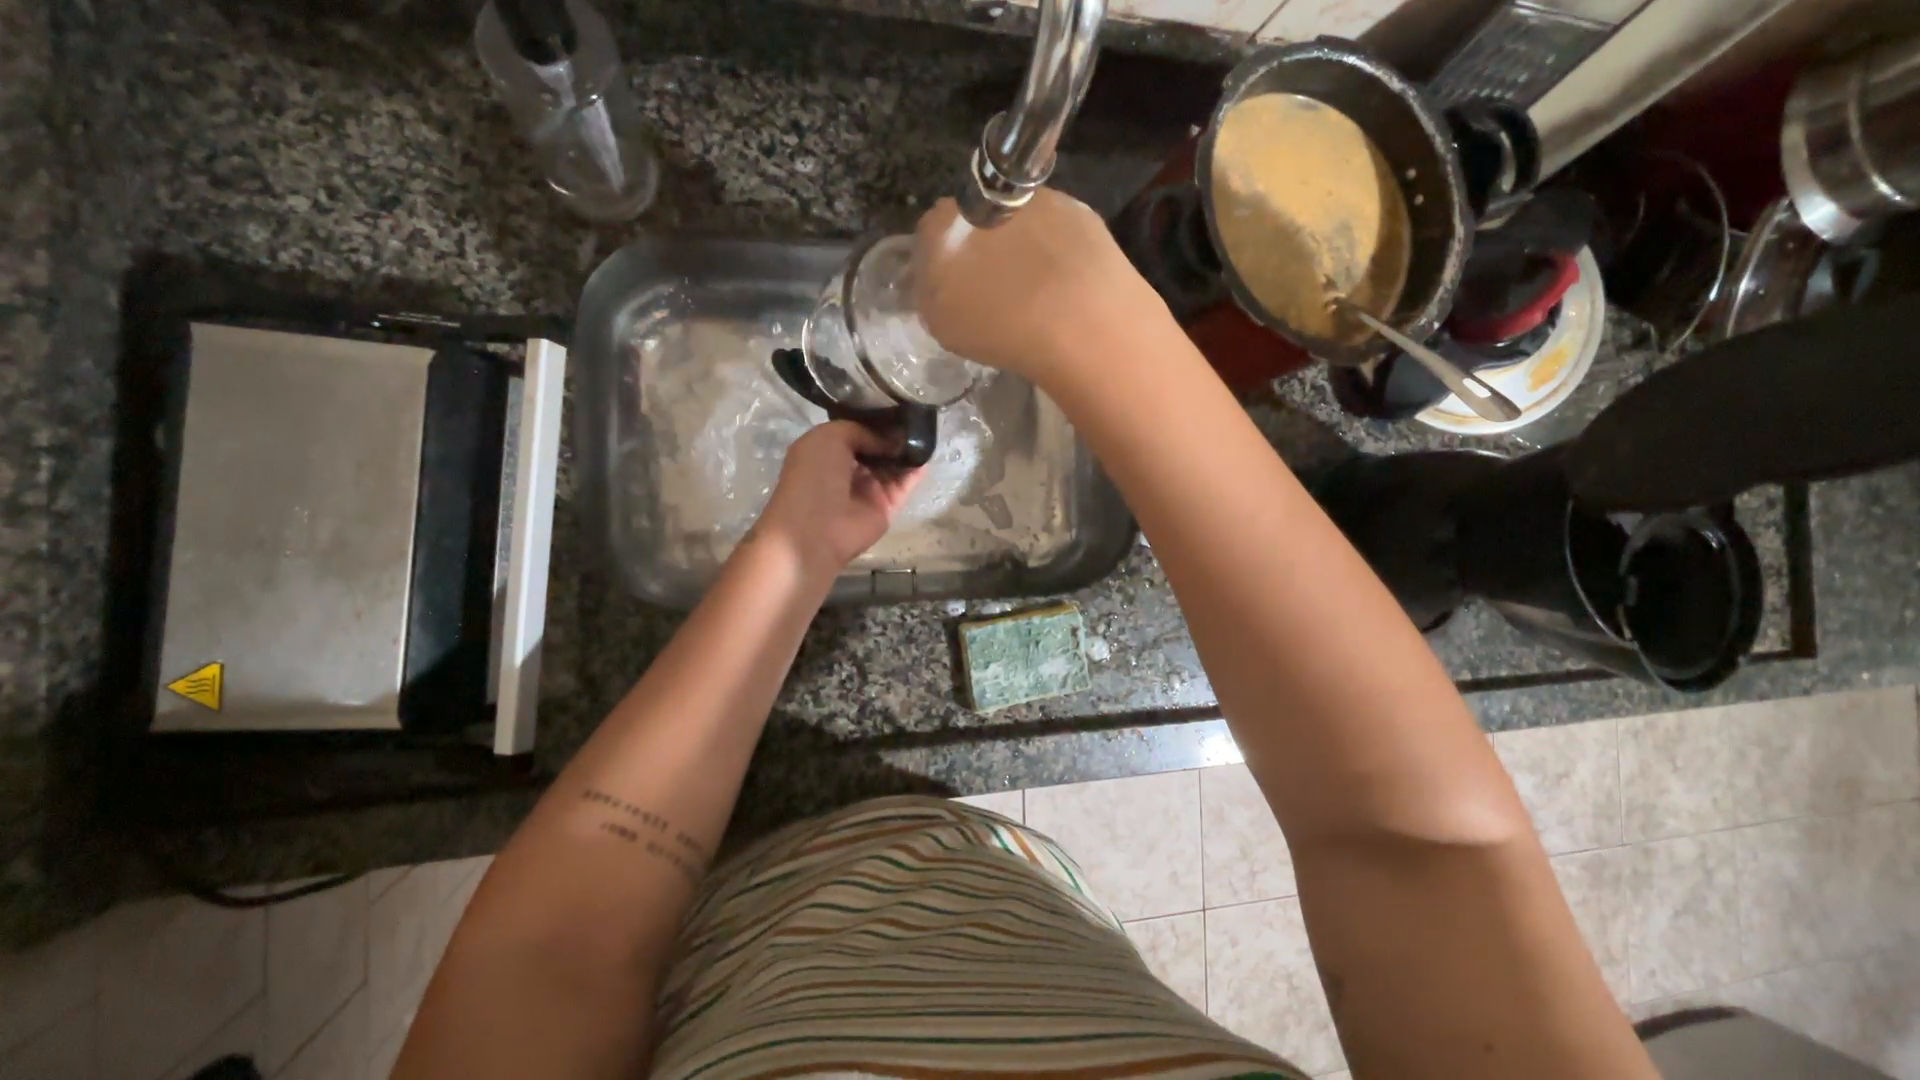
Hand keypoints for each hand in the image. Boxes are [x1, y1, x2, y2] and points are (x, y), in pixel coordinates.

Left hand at [752, 421, 923, 577]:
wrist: (816, 528)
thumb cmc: (815, 475)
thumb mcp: (829, 436)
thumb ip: (861, 430)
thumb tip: (889, 439)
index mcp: (826, 451)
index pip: (855, 432)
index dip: (873, 421)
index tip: (896, 408)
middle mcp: (846, 469)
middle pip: (876, 449)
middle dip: (893, 435)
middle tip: (915, 418)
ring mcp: (866, 490)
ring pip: (891, 466)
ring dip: (906, 451)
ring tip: (925, 434)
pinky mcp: (885, 508)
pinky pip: (903, 486)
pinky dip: (915, 472)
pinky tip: (927, 455)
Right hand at [912, 189, 1166, 381]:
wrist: (1082, 321)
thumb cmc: (1000, 327)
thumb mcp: (942, 324)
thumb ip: (929, 292)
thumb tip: (935, 277)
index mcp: (945, 223)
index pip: (931, 232)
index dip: (941, 258)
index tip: (955, 285)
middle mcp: (988, 199)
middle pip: (977, 221)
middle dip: (983, 248)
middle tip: (996, 289)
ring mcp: (1038, 201)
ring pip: (1021, 223)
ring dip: (1023, 247)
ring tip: (1038, 292)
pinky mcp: (1081, 212)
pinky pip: (1059, 232)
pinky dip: (1059, 253)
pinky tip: (1067, 287)